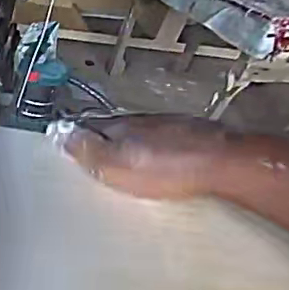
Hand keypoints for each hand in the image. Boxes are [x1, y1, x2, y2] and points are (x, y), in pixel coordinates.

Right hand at [59, 115, 250, 199]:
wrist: (229, 165)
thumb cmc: (168, 169)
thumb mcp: (113, 164)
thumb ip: (85, 150)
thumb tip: (59, 132)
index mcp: (118, 126)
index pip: (86, 126)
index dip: (76, 137)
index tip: (68, 146)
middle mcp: (144, 120)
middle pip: (115, 130)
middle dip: (105, 143)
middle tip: (98, 160)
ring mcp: (173, 126)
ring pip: (143, 135)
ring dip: (134, 147)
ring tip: (129, 164)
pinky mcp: (198, 137)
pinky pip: (168, 142)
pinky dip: (160, 152)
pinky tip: (163, 165)